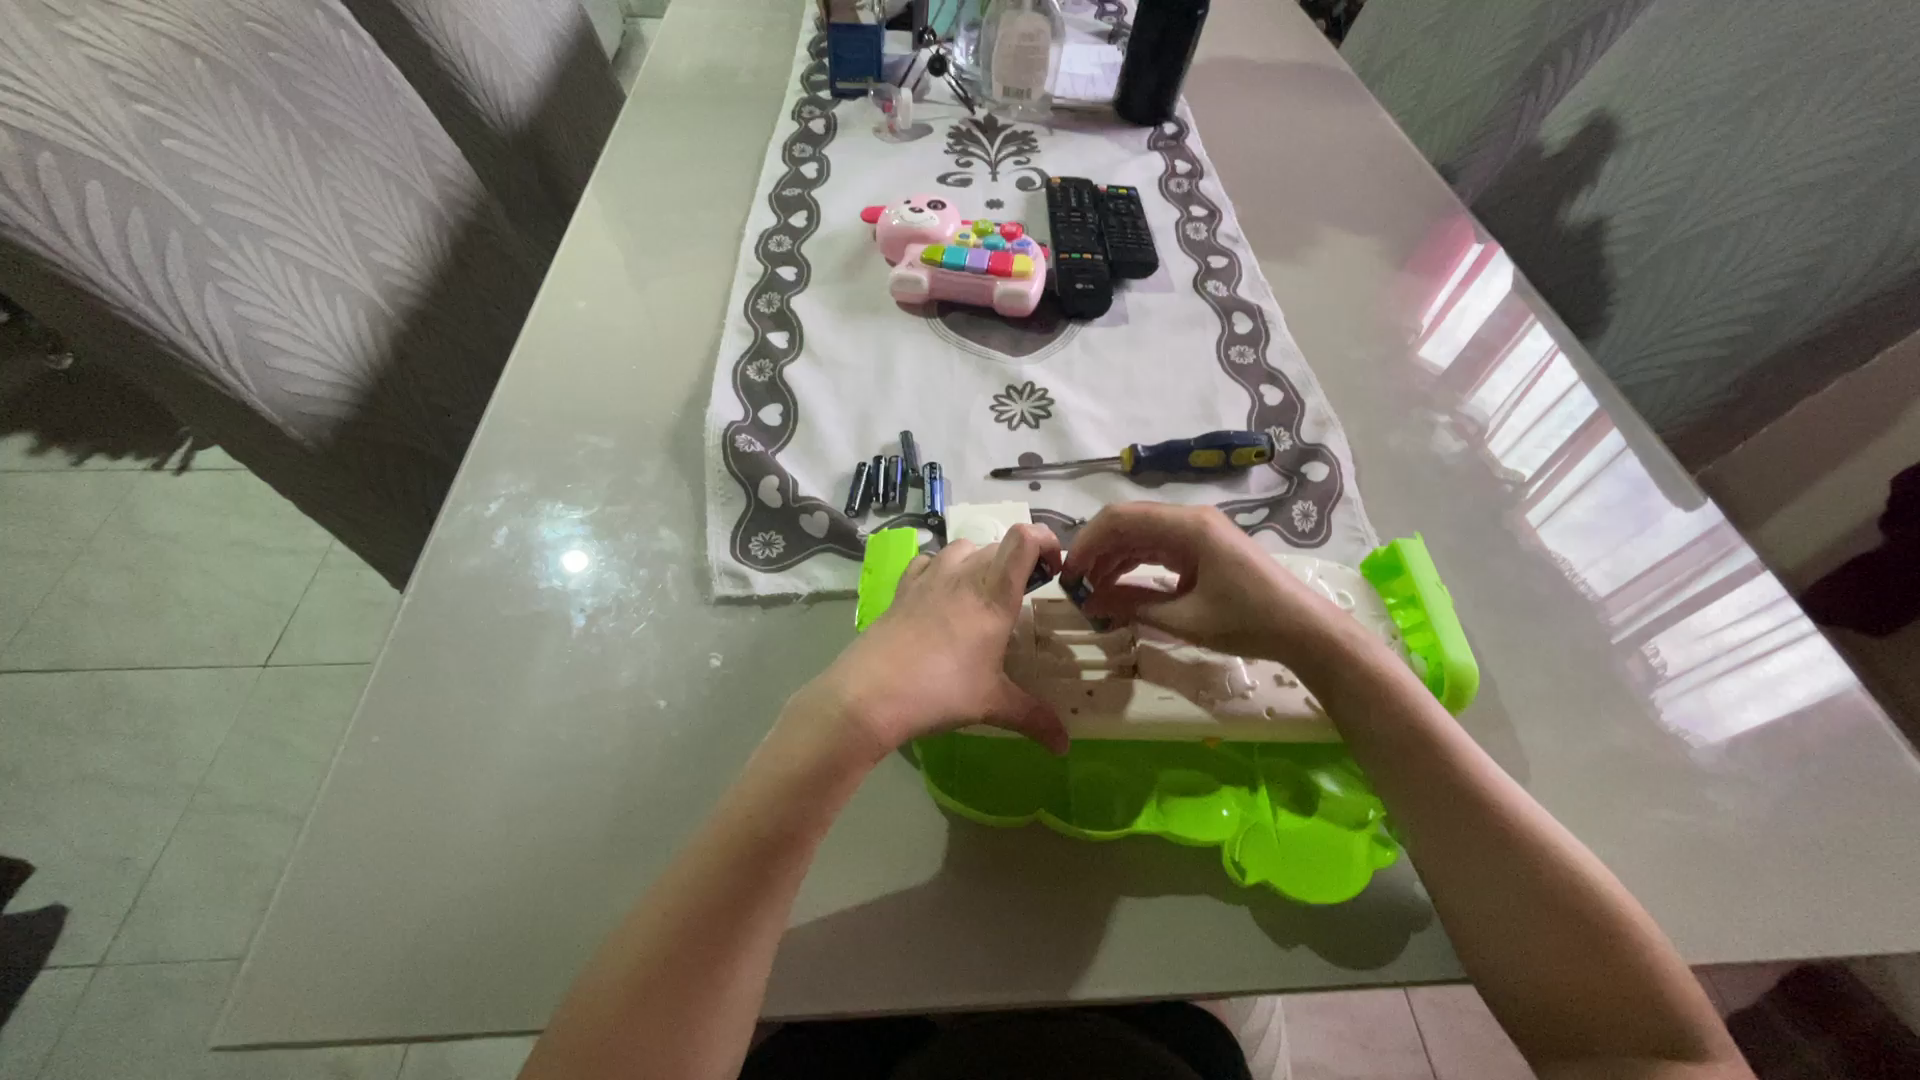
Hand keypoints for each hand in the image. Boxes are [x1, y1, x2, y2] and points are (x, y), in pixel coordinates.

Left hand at [794, 525, 1068, 763]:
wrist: (869, 694)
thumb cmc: (939, 692)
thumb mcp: (992, 704)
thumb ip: (1034, 718)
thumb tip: (1065, 745)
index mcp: (992, 594)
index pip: (1024, 539)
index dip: (1046, 539)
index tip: (1055, 567)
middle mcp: (962, 575)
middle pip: (998, 545)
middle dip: (1019, 561)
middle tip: (1025, 595)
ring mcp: (928, 578)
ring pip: (963, 547)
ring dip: (981, 559)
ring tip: (985, 593)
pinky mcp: (902, 588)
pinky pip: (928, 561)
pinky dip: (943, 567)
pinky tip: (942, 593)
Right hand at [1061, 502, 1350, 665]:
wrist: (1303, 630)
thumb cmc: (1248, 622)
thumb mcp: (1184, 619)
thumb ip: (1132, 606)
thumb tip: (1089, 603)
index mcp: (1187, 527)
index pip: (1120, 519)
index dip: (1087, 544)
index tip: (1067, 575)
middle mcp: (1189, 520)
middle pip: (1126, 524)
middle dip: (1095, 552)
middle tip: (1074, 587)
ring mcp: (1196, 533)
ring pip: (1138, 536)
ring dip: (1111, 560)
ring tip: (1091, 593)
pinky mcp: (1201, 549)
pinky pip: (1156, 549)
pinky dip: (1132, 566)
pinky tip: (1117, 589)